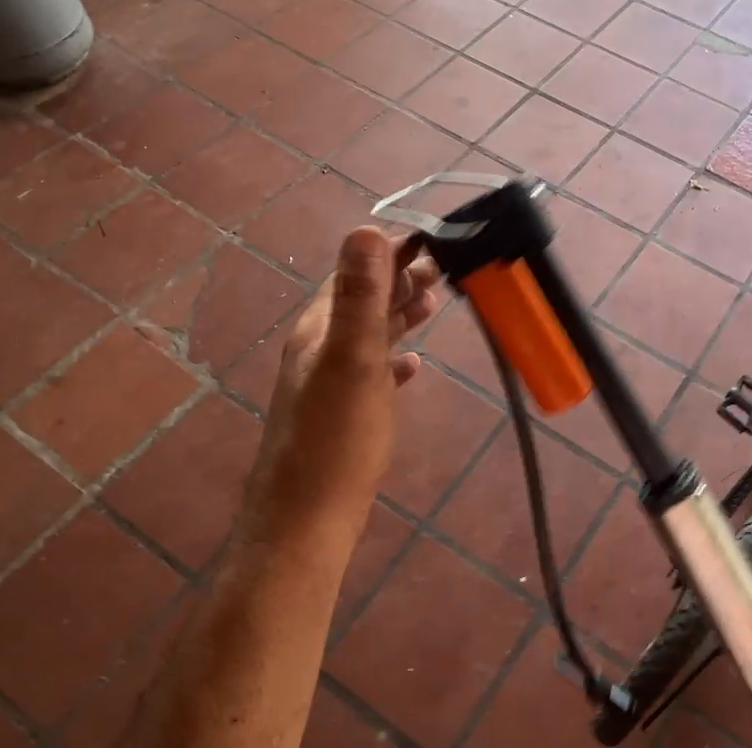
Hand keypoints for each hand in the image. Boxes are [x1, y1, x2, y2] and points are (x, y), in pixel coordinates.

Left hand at [243, 227, 442, 533]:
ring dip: (400, 312)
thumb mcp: (351, 360)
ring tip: (436, 302)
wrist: (305, 523)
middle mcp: (320, 348)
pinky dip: (395, 358)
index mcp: (319, 329)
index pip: (357, 271)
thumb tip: (365, 229)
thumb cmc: (334, 440)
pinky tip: (414, 367)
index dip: (393, 250)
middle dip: (401, 277)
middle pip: (364, 299)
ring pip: (370, 332)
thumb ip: (359, 296)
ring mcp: (329, 383)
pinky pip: (373, 371)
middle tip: (446, 267)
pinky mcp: (342, 414)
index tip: (436, 238)